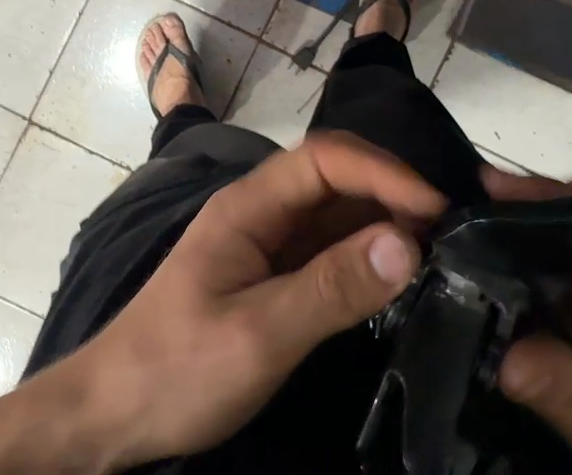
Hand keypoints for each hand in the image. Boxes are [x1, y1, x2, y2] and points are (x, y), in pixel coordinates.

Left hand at [57, 131, 447, 468]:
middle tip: (457, 233)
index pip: (325, 159)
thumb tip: (409, 242)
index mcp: (248, 206)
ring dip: (387, 225)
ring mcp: (266, 245)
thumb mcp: (258, 334)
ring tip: (446, 253)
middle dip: (394, 193)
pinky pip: (329, 252)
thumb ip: (331, 289)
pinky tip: (403, 277)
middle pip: (336, 180)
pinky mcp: (273, 278)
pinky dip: (369, 257)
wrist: (114, 412)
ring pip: (337, 215)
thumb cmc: (177, 369)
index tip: (439, 209)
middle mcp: (261, 213)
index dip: (385, 172)